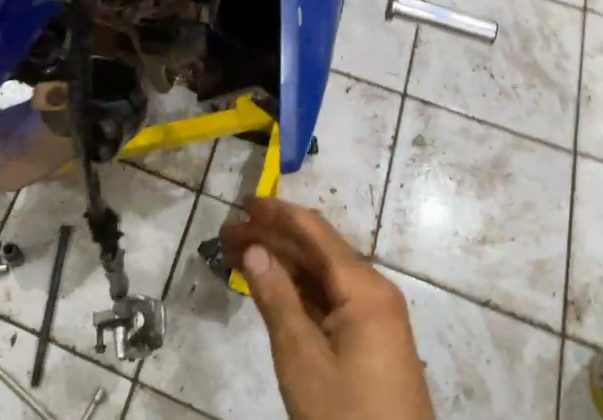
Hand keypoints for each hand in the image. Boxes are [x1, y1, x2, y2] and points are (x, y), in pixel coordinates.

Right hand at [221, 198, 434, 419]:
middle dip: (272, 238)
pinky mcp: (371, 342)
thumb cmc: (345, 416)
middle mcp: (374, 293)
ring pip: (322, 275)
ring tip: (239, 257)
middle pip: (317, 250)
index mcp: (364, 289)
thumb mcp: (302, 359)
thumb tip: (255, 249)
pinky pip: (330, 300)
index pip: (314, 232)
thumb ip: (277, 298)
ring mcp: (375, 319)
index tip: (240, 205)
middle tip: (227, 236)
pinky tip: (270, 289)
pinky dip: (298, 290)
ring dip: (282, 263)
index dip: (276, 214)